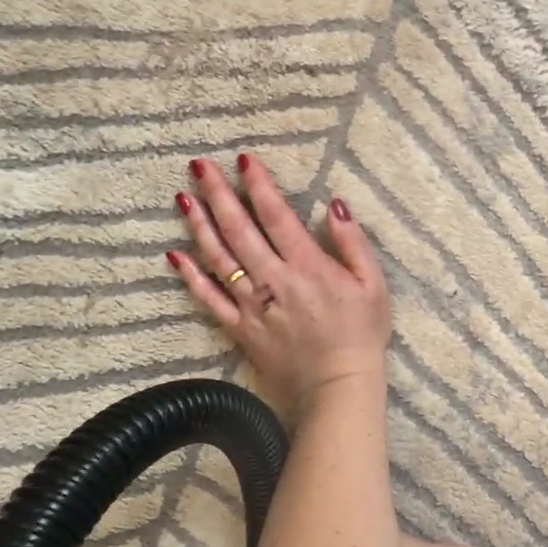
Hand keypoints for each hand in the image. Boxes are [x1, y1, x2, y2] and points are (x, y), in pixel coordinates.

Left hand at [168, 153, 390, 407]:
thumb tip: (335, 205)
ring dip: (198, 226)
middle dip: (218, 195)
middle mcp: (274, 280)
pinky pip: (209, 300)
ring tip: (183, 198)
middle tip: (198, 166)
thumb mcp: (373, 284)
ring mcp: (253, 305)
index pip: (277, 216)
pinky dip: (190, 277)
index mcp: (308, 266)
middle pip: (240, 230)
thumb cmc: (362, 333)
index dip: (259, 186)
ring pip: (219, 258)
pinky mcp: (240, 329)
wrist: (338, 385)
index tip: (244, 160)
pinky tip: (174, 255)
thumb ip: (353, 243)